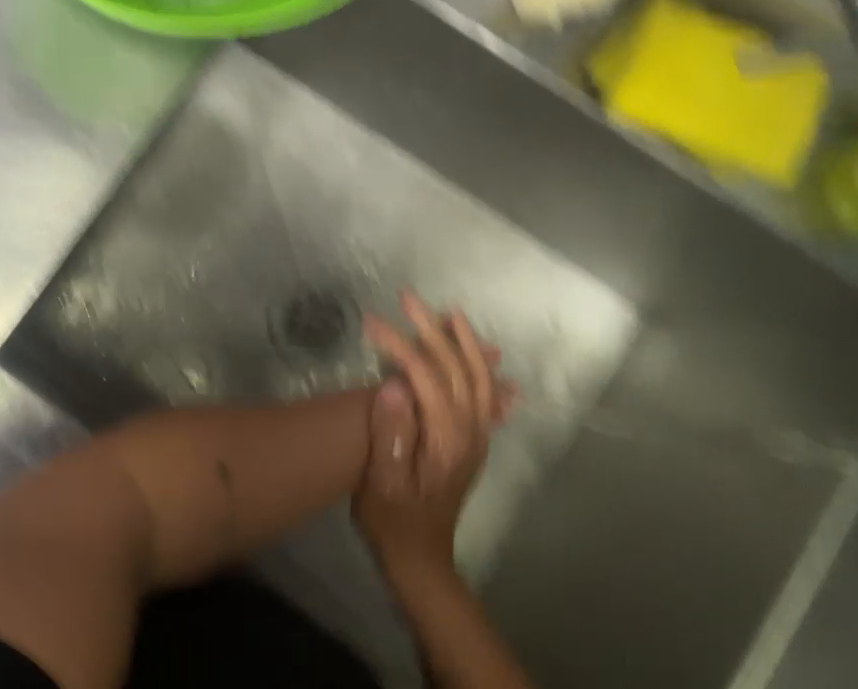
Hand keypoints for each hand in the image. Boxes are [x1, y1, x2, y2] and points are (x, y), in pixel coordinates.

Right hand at [354, 293, 513, 575]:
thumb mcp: (382, 483)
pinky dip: (484, 371)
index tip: (370, 321)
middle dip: (434, 329)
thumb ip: (390, 436)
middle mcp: (469, 433)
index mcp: (445, 438)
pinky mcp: (471, 443)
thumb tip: (392, 386)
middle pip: (458, 370)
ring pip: (478, 379)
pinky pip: (485, 396)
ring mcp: (474, 438)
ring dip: (464, 343)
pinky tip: (487, 359)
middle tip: (408, 298)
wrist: (420, 559)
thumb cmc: (392, 520)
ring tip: (451, 313)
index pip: (425, 377)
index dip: (400, 345)